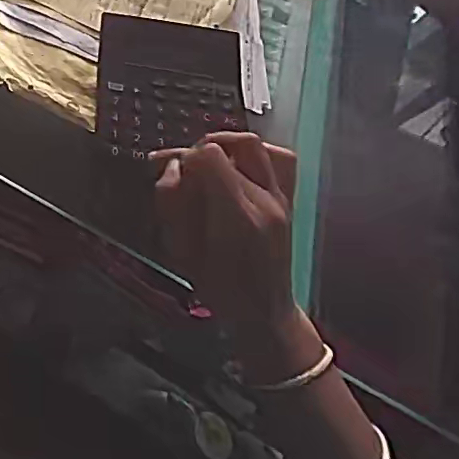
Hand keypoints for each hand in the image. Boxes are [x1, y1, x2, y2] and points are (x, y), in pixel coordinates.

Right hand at [155, 134, 318, 379]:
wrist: (264, 314)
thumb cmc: (218, 289)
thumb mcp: (182, 252)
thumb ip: (174, 204)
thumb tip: (170, 167)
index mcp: (236, 219)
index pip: (208, 156)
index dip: (182, 158)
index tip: (171, 176)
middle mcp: (264, 202)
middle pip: (226, 146)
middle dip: (198, 152)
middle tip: (183, 172)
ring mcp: (280, 199)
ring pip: (252, 145)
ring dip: (224, 145)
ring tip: (207, 162)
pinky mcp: (288, 200)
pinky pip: (279, 158)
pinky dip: (254, 153)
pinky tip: (236, 165)